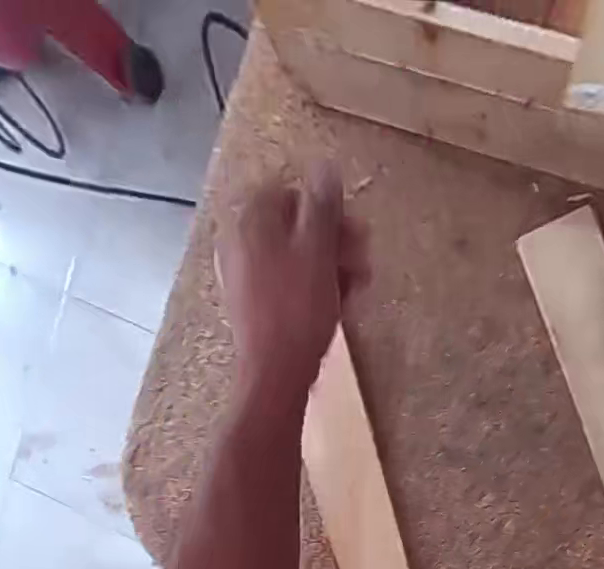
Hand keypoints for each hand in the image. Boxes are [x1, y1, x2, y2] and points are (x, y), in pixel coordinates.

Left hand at [215, 163, 369, 412]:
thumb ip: (322, 208)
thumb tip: (326, 165)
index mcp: (252, 218)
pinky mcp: (254, 298)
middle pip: (295, 223)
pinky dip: (314, 284)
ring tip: (354, 290)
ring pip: (295, 252)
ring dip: (330, 265)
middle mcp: (240, 237)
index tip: (357, 235)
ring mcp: (245, 269)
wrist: (276, 368)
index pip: (292, 191)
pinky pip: (288, 278)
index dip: (329, 211)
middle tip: (363, 265)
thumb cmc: (299, 309)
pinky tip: (335, 304)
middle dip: (334, 241)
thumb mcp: (318, 253)